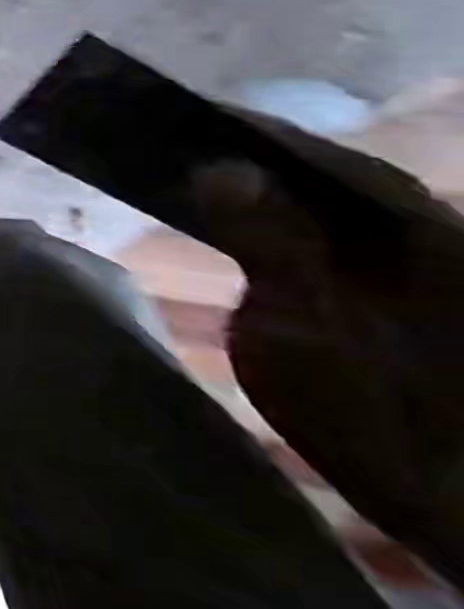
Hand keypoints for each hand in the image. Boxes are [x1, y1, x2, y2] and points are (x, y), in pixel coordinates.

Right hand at [190, 122, 463, 586]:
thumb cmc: (381, 420)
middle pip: (335, 176)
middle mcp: (437, 242)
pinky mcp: (408, 295)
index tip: (186, 110)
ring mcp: (427, 270)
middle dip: (255, 152)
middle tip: (173, 135)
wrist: (454, 499)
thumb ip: (271, 245)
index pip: (332, 162)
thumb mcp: (307, 335)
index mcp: (428, 241)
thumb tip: (220, 166)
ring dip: (267, 180)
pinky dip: (284, 211)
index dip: (257, 132)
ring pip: (337, 201)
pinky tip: (242, 214)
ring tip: (192, 166)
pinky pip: (338, 229)